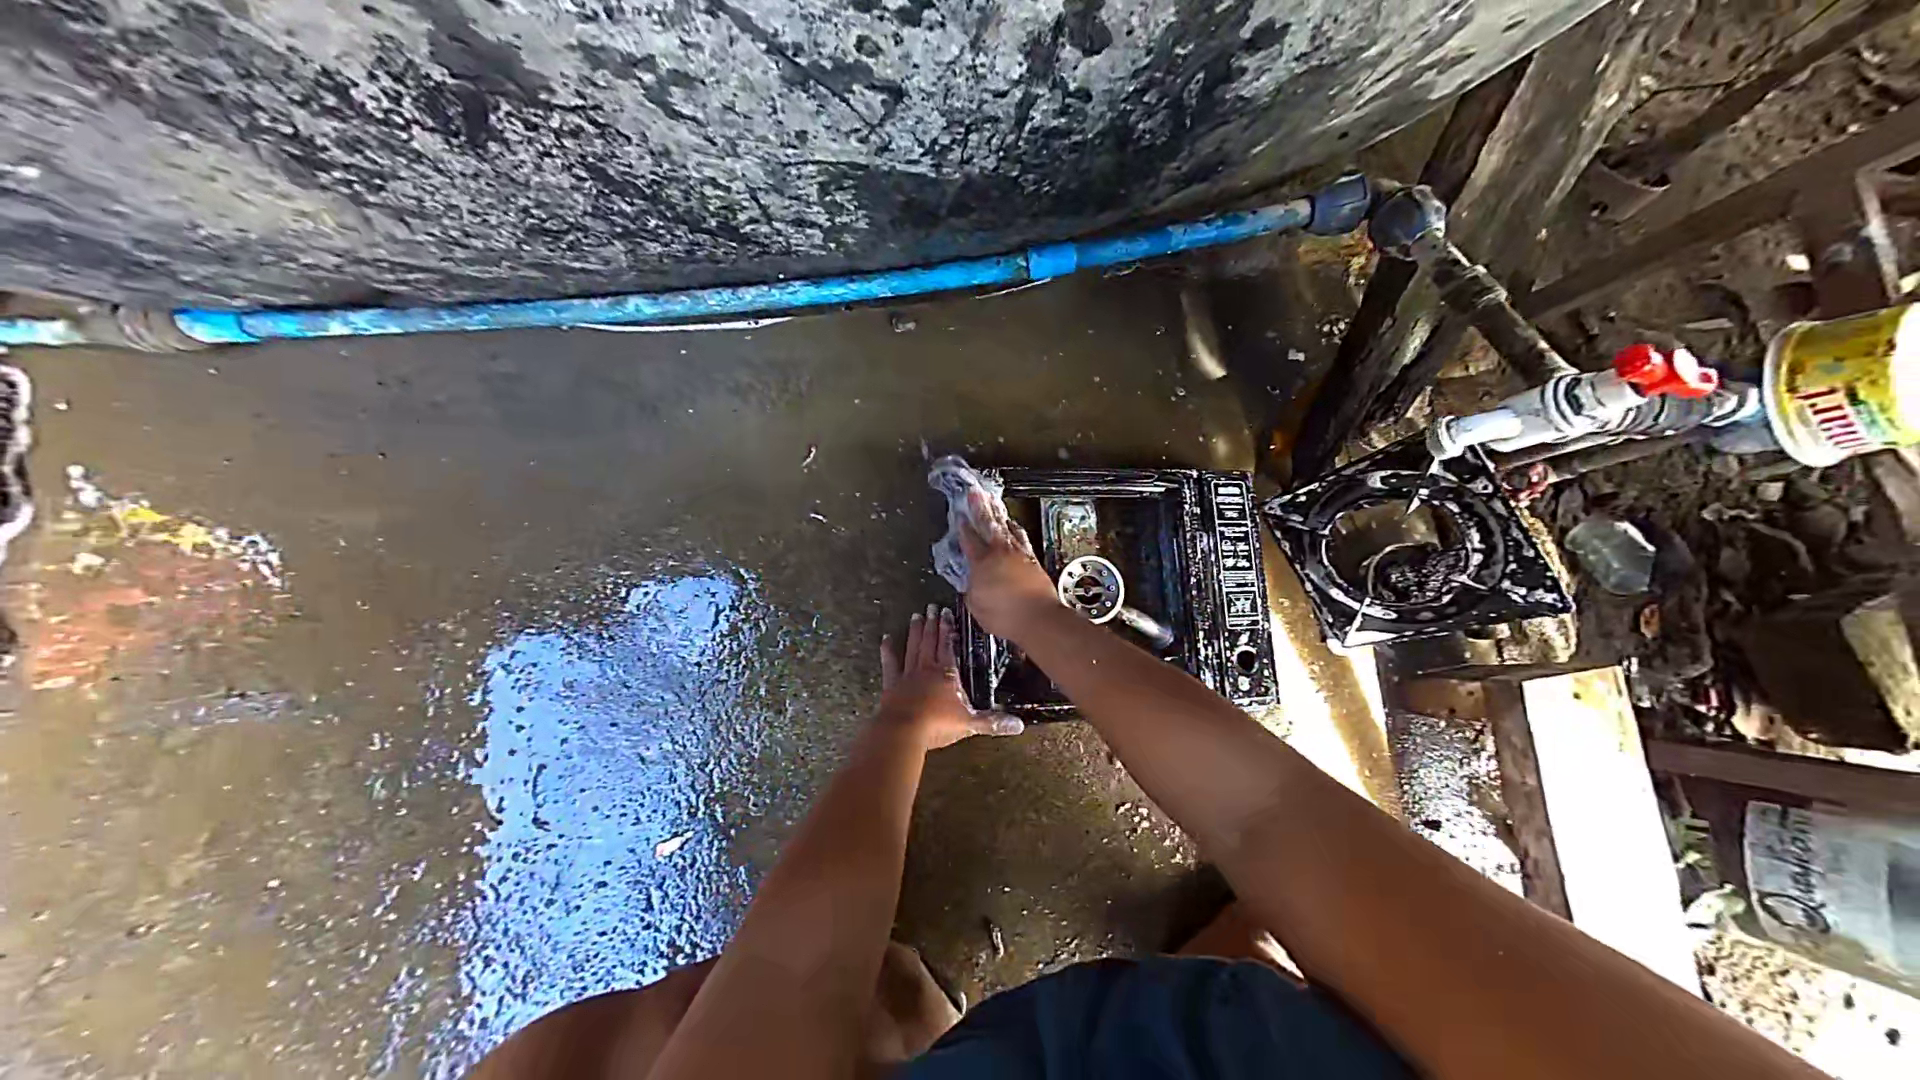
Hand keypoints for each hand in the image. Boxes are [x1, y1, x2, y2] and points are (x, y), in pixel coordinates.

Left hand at [878, 604, 1024, 750]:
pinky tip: (886, 639)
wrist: (902, 731)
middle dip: (932, 624)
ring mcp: (907, 675)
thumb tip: (1019, 726)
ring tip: (916, 616)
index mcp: (946, 674)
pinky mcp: (891, 685)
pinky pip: (890, 664)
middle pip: (930, 641)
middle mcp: (926, 669)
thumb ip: (992, 722)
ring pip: (912, 647)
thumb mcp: (969, 724)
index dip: (948, 629)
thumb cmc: (936, 725)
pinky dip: (888, 651)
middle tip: (931, 606)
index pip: (948, 646)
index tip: (947, 612)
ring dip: (915, 631)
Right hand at [955, 488, 1062, 641]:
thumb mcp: (976, 605)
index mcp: (981, 562)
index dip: (963, 526)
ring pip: (1006, 527)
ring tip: (994, 503)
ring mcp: (1019, 554)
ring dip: (999, 514)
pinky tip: (1015, 526)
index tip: (959, 515)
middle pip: (988, 524)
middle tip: (975, 493)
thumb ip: (971, 589)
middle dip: (980, 507)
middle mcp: (1000, 552)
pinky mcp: (1033, 560)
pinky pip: (1022, 537)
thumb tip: (971, 583)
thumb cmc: (1006, 615)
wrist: (1038, 618)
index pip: (969, 539)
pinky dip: (1016, 529)